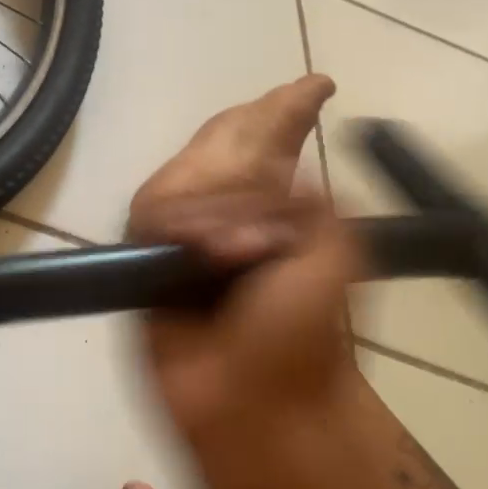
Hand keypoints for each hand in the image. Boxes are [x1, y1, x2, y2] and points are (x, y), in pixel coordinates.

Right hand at [128, 76, 363, 454]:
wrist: (247, 404)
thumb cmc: (301, 337)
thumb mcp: (338, 257)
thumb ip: (314, 201)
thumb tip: (280, 169)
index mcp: (287, 218)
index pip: (278, 149)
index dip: (285, 114)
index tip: (315, 84)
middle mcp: (236, 218)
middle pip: (225, 147)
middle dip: (251, 125)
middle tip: (288, 103)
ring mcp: (189, 238)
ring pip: (184, 176)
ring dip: (219, 203)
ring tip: (244, 255)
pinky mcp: (148, 260)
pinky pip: (151, 215)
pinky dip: (182, 226)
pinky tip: (210, 250)